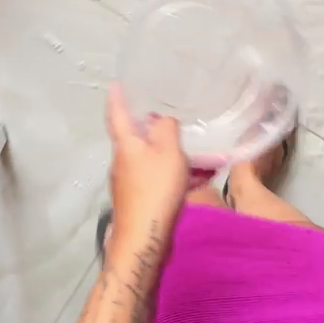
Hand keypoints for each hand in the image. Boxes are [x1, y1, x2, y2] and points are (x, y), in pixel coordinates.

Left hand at [105, 85, 190, 249]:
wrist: (145, 239)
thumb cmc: (155, 189)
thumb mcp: (168, 151)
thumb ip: (166, 129)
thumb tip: (161, 120)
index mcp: (126, 144)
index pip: (118, 113)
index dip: (118, 97)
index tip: (116, 83)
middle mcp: (124, 161)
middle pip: (140, 139)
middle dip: (159, 131)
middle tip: (176, 121)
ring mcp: (130, 183)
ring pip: (155, 161)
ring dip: (177, 158)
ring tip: (207, 158)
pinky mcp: (141, 201)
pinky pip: (162, 180)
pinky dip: (179, 176)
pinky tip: (200, 182)